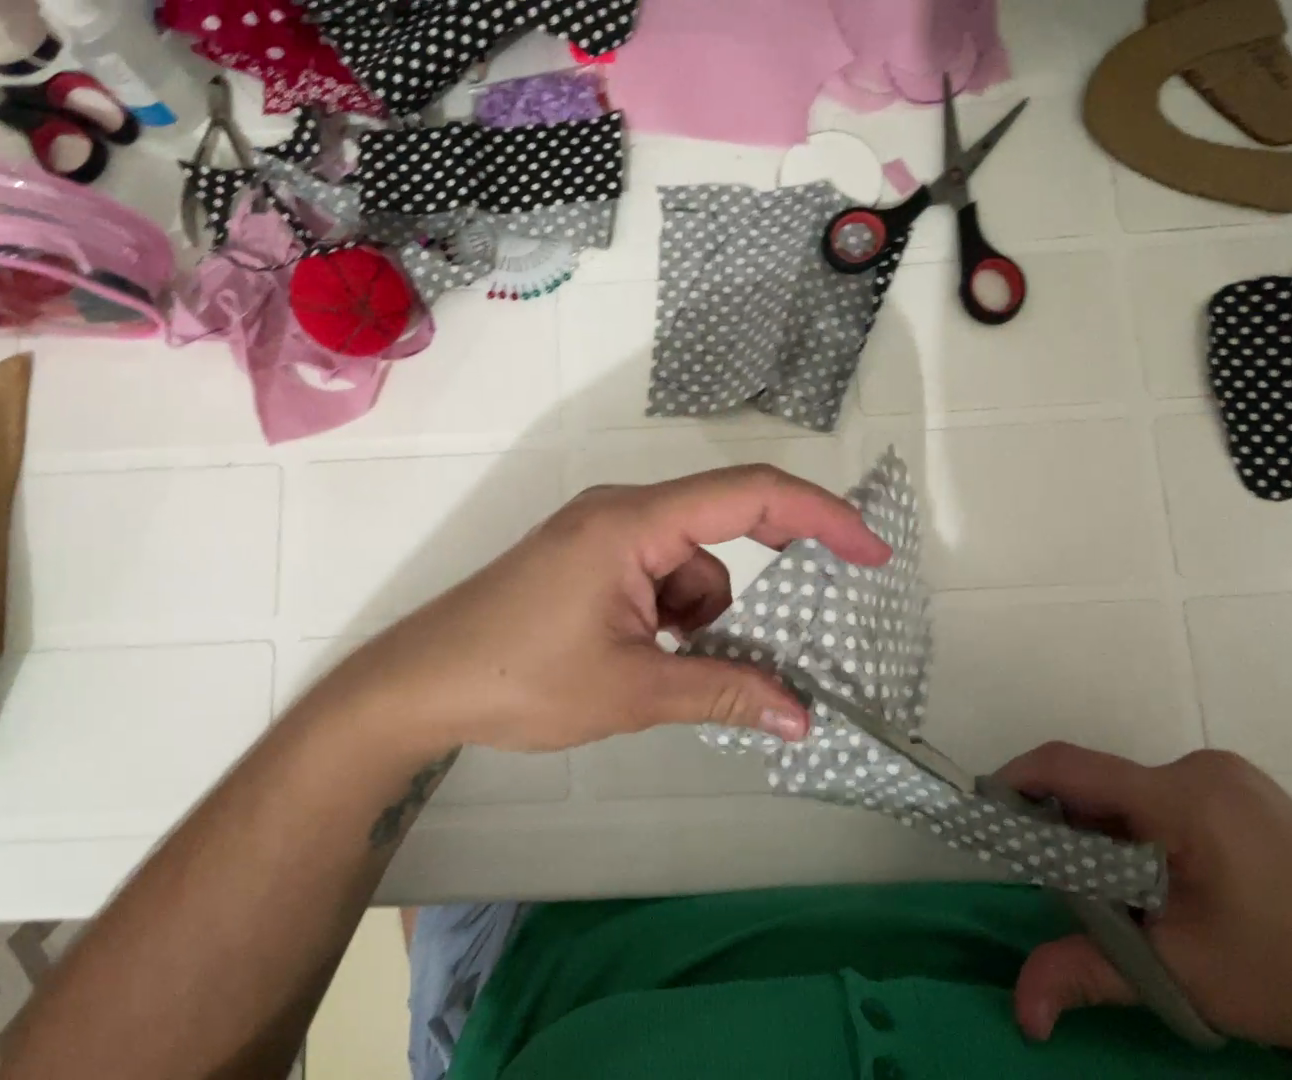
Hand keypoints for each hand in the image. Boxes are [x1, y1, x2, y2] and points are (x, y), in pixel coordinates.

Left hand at [323, 465, 891, 754]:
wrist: (421, 684)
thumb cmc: (520, 680)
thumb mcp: (632, 691)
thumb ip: (722, 693)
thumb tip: (801, 717)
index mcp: (633, 524)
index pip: (748, 494)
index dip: (821, 515)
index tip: (870, 550)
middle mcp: (620, 512)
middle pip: (721, 524)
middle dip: (755, 580)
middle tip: (789, 627)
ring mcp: (599, 534)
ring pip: (689, 564)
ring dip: (699, 616)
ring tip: (656, 666)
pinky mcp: (585, 559)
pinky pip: (656, 575)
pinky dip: (670, 614)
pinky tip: (637, 655)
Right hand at [993, 744, 1291, 1058]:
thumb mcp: (1183, 975)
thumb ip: (1087, 973)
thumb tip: (1021, 1013)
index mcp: (1183, 799)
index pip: (1069, 766)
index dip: (1014, 782)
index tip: (983, 817)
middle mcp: (1199, 768)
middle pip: (1095, 783)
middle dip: (1063, 829)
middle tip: (1062, 889)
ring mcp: (1226, 776)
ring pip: (1125, 792)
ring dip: (1102, 835)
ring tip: (1119, 898)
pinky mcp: (1240, 791)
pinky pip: (1159, 798)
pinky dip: (1136, 833)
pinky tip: (1160, 884)